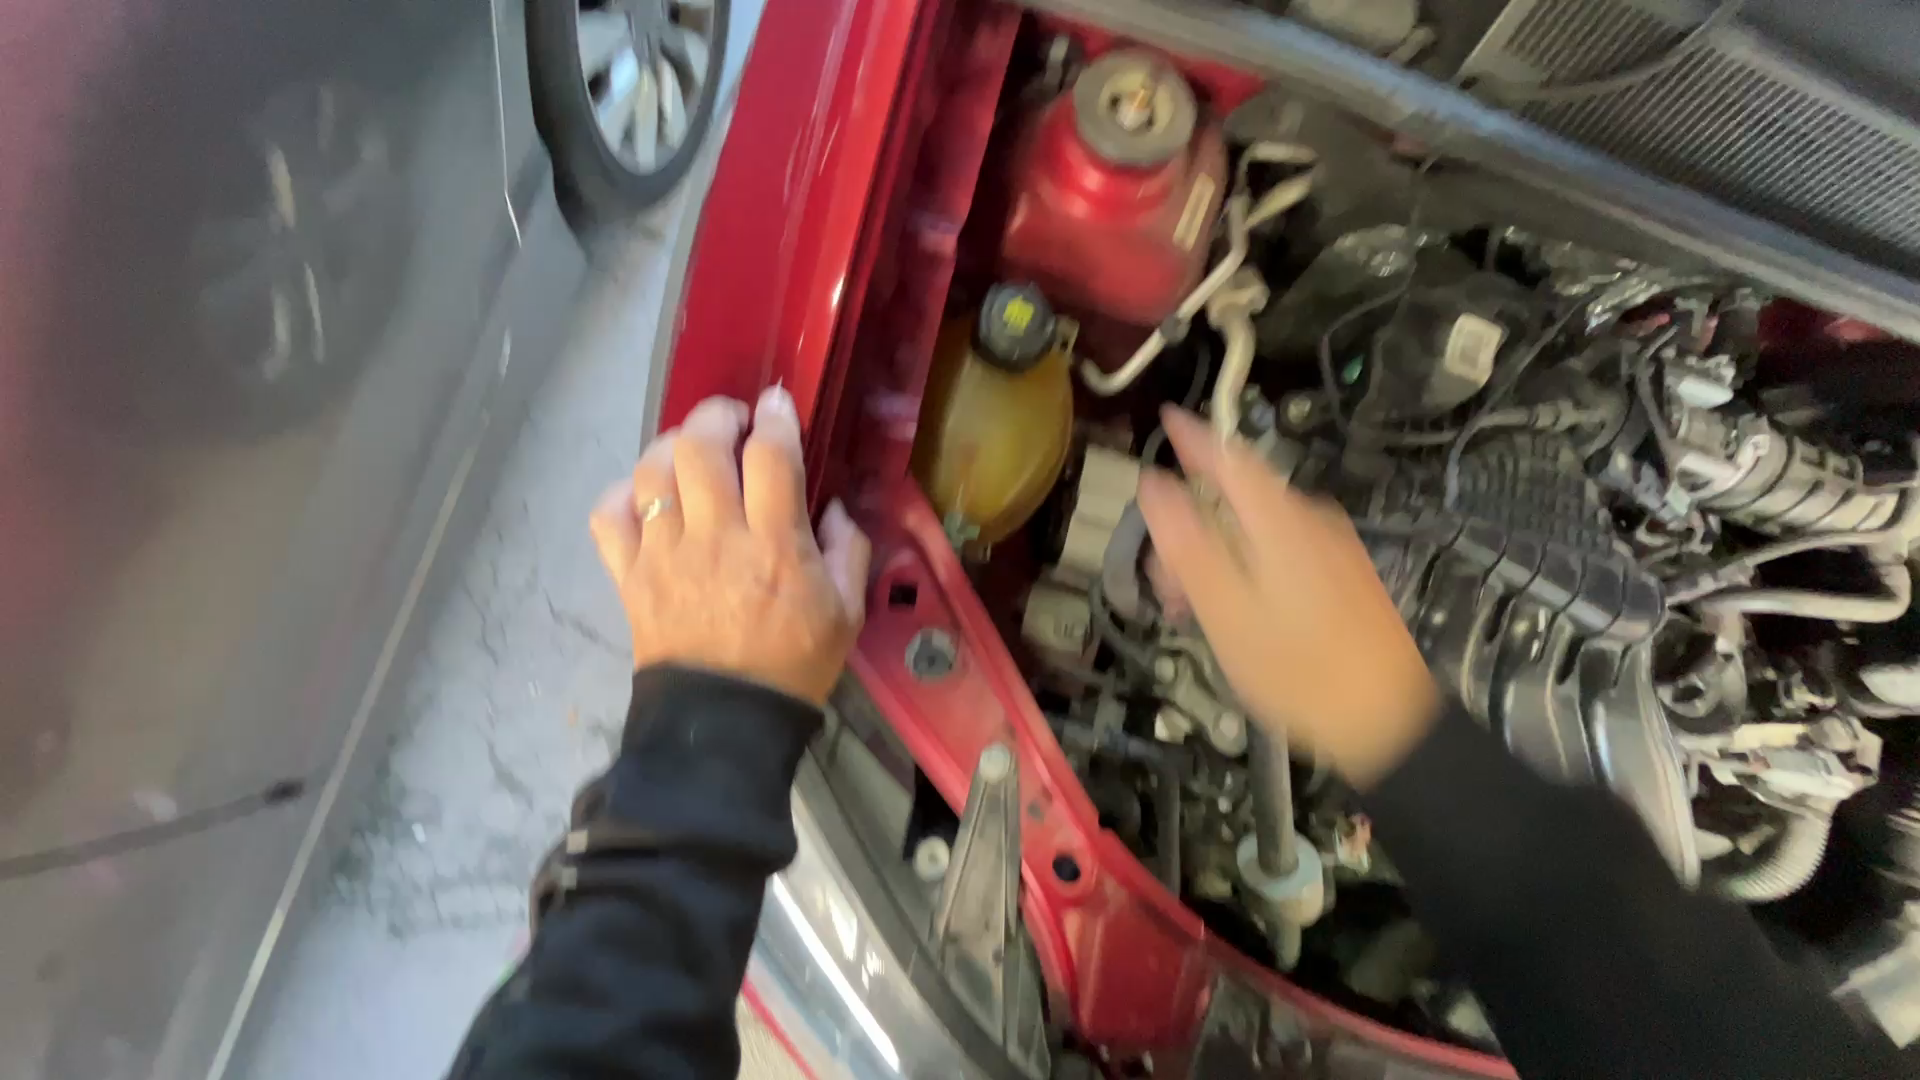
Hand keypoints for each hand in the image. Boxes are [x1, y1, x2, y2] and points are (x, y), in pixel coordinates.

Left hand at [588, 389, 871, 704]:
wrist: (726, 721)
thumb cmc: (794, 663)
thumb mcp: (847, 610)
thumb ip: (849, 550)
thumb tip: (831, 507)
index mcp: (775, 544)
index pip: (771, 455)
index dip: (776, 417)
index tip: (778, 403)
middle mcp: (715, 536)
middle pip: (700, 445)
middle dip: (717, 415)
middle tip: (733, 421)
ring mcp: (664, 554)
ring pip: (652, 469)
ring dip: (672, 446)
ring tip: (691, 453)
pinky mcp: (629, 575)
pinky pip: (608, 515)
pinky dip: (623, 493)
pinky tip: (647, 496)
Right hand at [1136, 407, 1438, 787]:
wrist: (1390, 723)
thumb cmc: (1298, 670)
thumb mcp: (1225, 611)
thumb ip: (1186, 544)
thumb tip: (1153, 485)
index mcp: (1279, 522)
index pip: (1230, 458)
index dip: (1195, 436)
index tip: (1167, 418)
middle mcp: (1311, 522)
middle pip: (1240, 500)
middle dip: (1194, 525)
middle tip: (1164, 578)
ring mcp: (1334, 549)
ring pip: (1259, 530)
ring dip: (1217, 552)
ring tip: (1194, 607)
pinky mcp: (1344, 575)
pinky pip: (1283, 552)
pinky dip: (1247, 566)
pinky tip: (1237, 610)